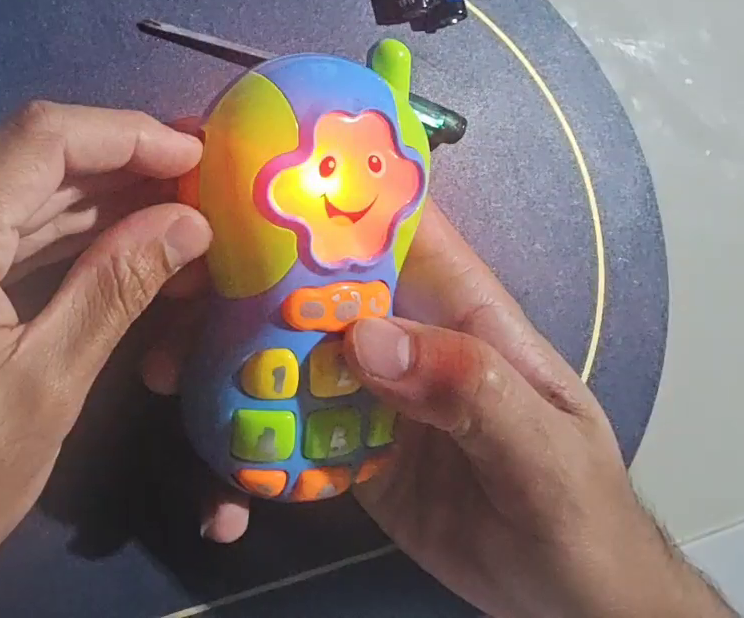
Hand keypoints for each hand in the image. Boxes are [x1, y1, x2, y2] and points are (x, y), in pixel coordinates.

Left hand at [0, 102, 211, 617]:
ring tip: (168, 213)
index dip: (124, 134)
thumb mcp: (46, 391)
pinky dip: (40, 233)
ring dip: (85, 202)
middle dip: (115, 171)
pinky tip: (107, 237)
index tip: (194, 153)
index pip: (38, 141)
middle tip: (194, 189)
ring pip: (2, 192)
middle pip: (22, 162)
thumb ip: (116, 287)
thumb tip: (190, 222)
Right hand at [144, 201, 731, 617]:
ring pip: (272, 341)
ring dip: (213, 351)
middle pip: (300, 274)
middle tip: (167, 291)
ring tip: (163, 375)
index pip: (382, 215)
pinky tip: (218, 491)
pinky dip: (238, 441)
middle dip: (231, 271)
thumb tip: (362, 336)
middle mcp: (390, 325)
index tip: (236, 169)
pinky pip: (274, 420)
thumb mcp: (543, 454)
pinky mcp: (336, 434)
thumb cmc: (580, 513)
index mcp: (446, 300)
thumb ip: (469, 389)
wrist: (568, 603)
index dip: (318, 180)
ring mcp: (357, 381)